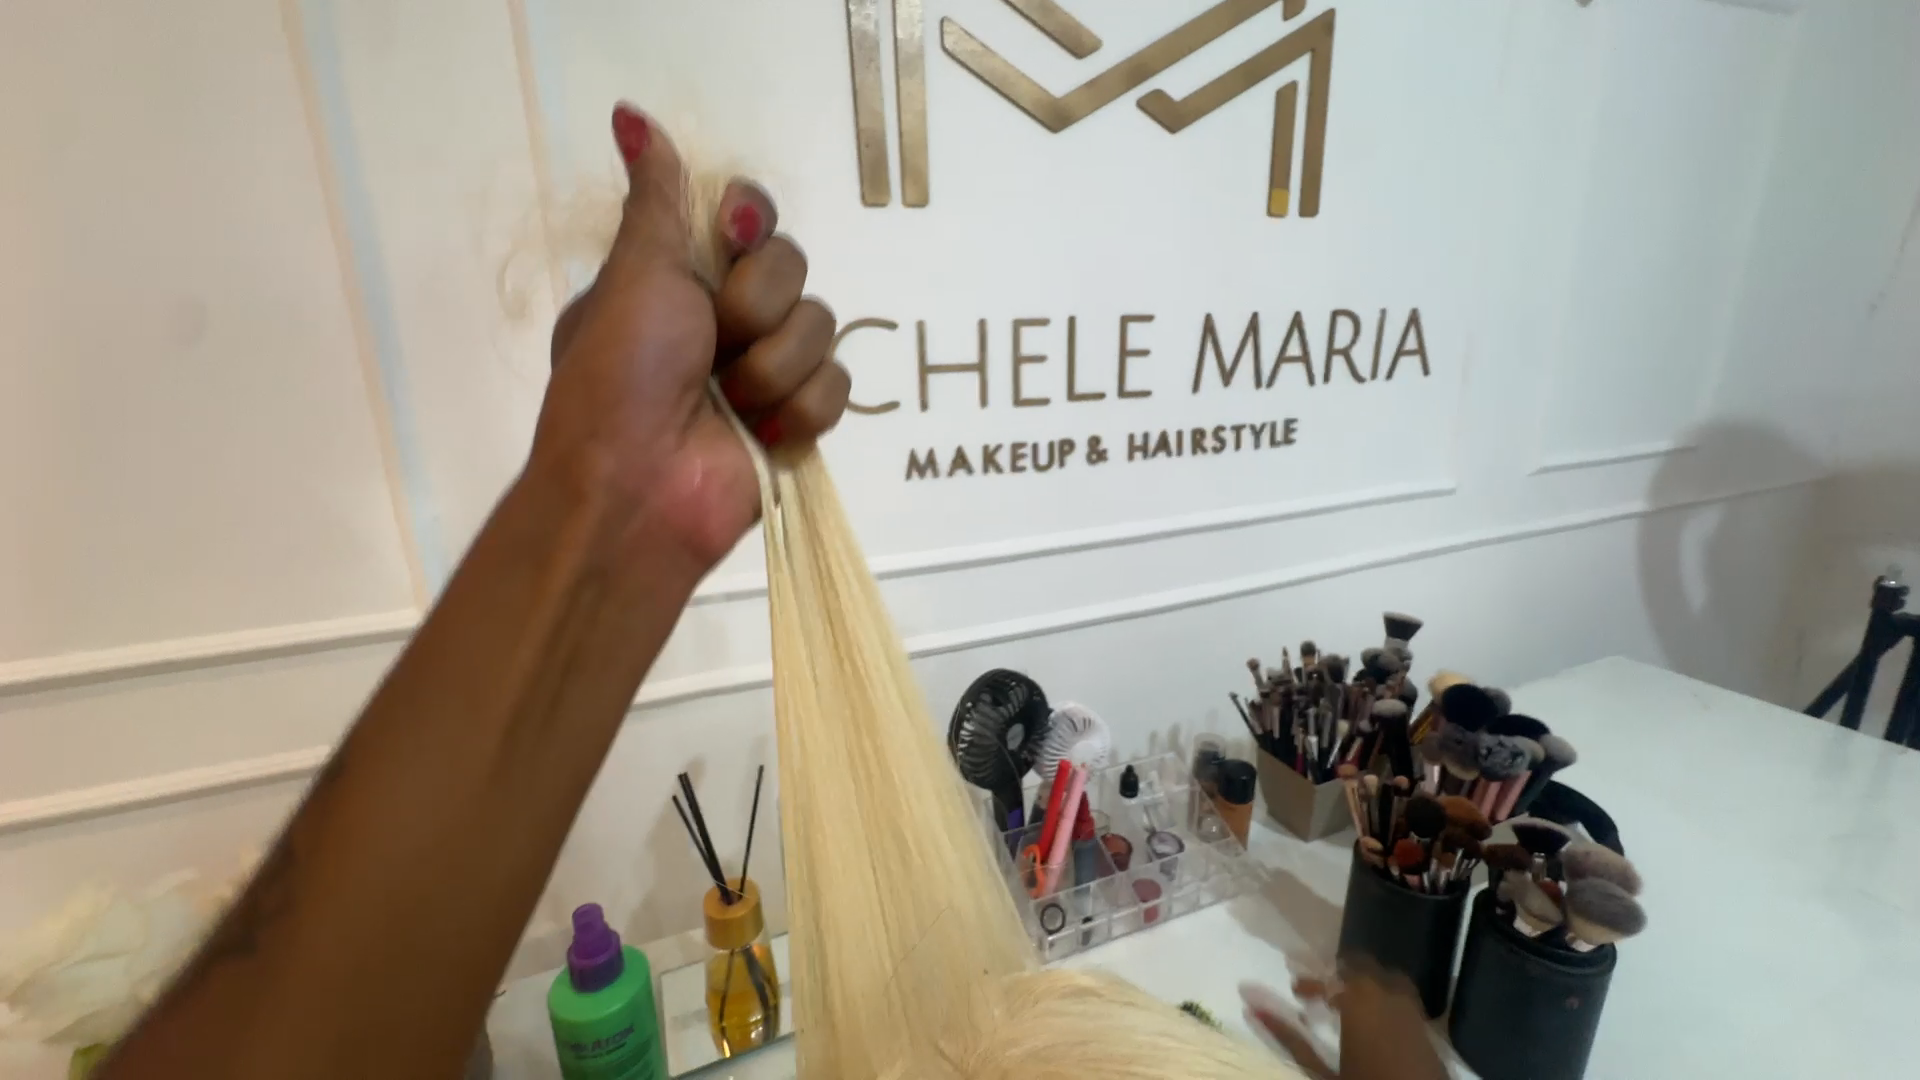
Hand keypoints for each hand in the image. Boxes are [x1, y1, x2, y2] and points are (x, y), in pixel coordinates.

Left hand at [531, 103, 849, 568]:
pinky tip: (764, 433)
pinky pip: (837, 387)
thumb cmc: (621, 377)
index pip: (752, 218)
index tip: (734, 234)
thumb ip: (658, 203)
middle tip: (714, 345)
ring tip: (731, 404)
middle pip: (794, 268)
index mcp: (688, 278)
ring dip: (771, 369)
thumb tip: (632, 115)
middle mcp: (733, 318)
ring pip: (821, 329)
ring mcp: (771, 371)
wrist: (638, 488)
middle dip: (754, 308)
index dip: (752, 221)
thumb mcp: (635, 277)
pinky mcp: (801, 421)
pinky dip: (799, 411)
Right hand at [1241, 965, 1448, 1079]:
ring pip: (1391, 981)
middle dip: (1341, 975)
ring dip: (1370, 985)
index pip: (1329, 977)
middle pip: (1364, 967)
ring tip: (1354, 1004)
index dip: (1311, 982)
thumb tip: (1248, 1002)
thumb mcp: (1322, 1073)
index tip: (1297, 991)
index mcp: (1360, 1002)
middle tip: (1326, 992)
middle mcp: (1389, 999)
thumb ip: (1286, 1035)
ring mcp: (1416, 1018)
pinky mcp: (1434, 1040)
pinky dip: (1391, 1004)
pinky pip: (1409, 1005)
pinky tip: (1382, 1029)